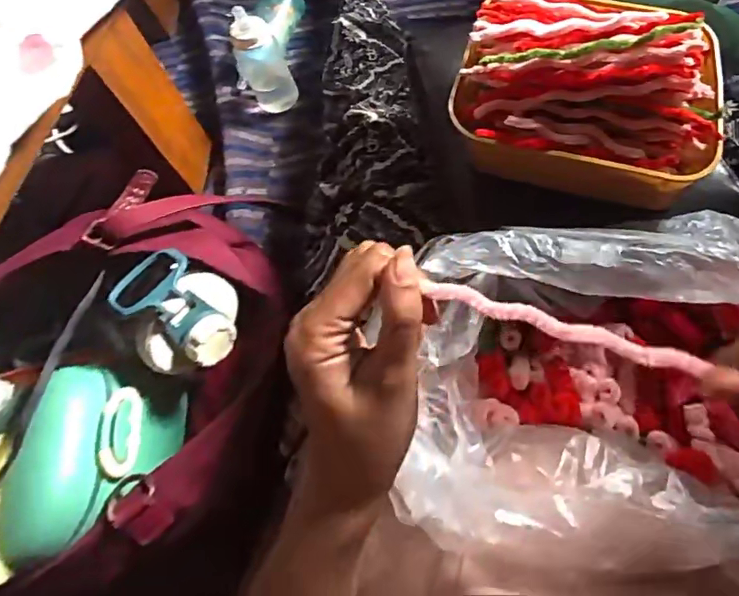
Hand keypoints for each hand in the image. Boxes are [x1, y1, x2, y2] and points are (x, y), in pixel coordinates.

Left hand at [284, 242, 424, 513]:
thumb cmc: (372, 439)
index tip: (430, 310)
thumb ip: (401, 316)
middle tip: (426, 317)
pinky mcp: (326, 325)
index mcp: (315, 329)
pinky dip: (388, 295)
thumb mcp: (395, 378)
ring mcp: (315, 319)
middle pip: (362, 263)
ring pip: (364, 271)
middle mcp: (308, 315)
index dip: (403, 276)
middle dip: (400, 278)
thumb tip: (406, 257)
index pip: (364, 267)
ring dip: (398, 286)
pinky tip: (405, 320)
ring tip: (419, 319)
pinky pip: (361, 289)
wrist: (347, 481)